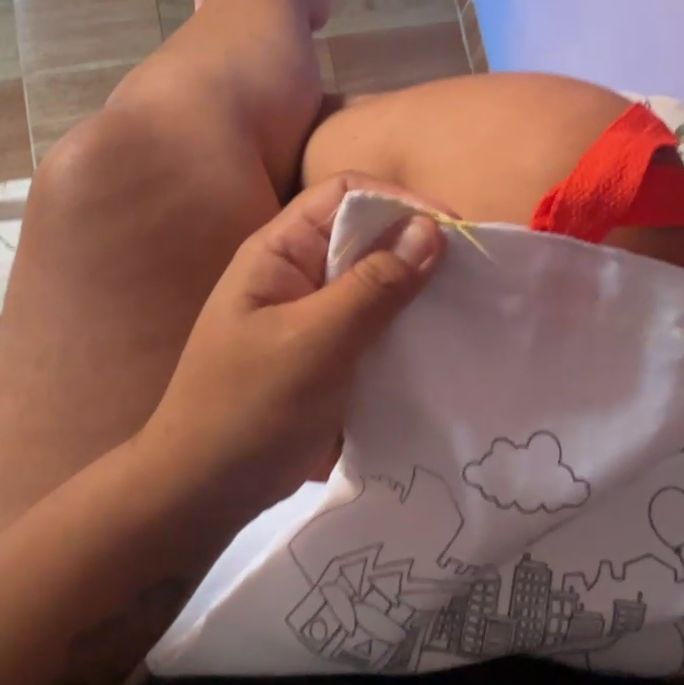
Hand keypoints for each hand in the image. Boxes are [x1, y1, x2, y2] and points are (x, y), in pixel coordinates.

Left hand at [140, 174, 446, 515]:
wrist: (207, 490)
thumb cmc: (249, 406)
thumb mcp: (314, 341)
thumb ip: (373, 286)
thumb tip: (432, 229)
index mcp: (281, 253)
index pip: (345, 194)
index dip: (399, 200)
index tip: (454, 230)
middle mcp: (302, 275)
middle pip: (369, 237)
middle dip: (419, 247)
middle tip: (476, 274)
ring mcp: (319, 319)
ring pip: (381, 286)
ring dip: (421, 293)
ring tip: (471, 309)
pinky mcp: (336, 359)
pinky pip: (381, 330)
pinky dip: (412, 333)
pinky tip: (446, 346)